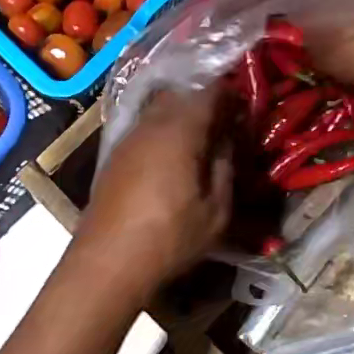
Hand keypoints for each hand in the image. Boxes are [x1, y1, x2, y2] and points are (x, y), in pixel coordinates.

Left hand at [73, 85, 231, 292]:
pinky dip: (162, 134)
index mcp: (180, 131)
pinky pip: (144, 131)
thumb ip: (226, 166)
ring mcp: (127, 139)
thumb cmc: (170, 237)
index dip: (230, 94)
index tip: (245, 108)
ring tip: (200, 143)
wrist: (108, 260)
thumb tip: (228, 140)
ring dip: (181, 118)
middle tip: (225, 124)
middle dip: (204, 103)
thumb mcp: (217, 209)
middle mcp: (151, 125)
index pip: (209, 92)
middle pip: (180, 96)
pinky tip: (172, 160)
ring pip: (158, 112)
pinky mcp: (114, 157)